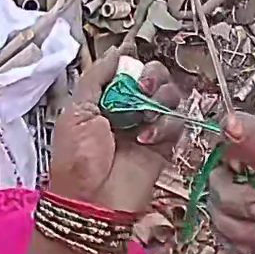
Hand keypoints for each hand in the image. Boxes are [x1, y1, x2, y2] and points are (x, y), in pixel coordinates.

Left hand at [48, 48, 183, 213]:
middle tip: (142, 90)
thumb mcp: (76, 110)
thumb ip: (96, 77)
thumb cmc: (76, 157)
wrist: (91, 202)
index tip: (132, 69)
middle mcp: (130, 107)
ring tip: (144, 117)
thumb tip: (117, 51)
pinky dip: (165, 126)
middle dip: (153, 78)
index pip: (130, 69)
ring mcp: (149, 125)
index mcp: (107, 97)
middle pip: (156, 77)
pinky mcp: (165, 144)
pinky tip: (147, 138)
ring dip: (160, 101)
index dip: (135, 65)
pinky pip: (177, 122)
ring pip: (171, 96)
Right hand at [207, 113, 254, 253]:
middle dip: (236, 199)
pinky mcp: (244, 224)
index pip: (227, 134)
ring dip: (240, 224)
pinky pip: (222, 228)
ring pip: (217, 204)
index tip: (239, 172)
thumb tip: (227, 123)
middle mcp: (253, 167)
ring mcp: (247, 197)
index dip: (226, 153)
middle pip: (218, 175)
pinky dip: (240, 238)